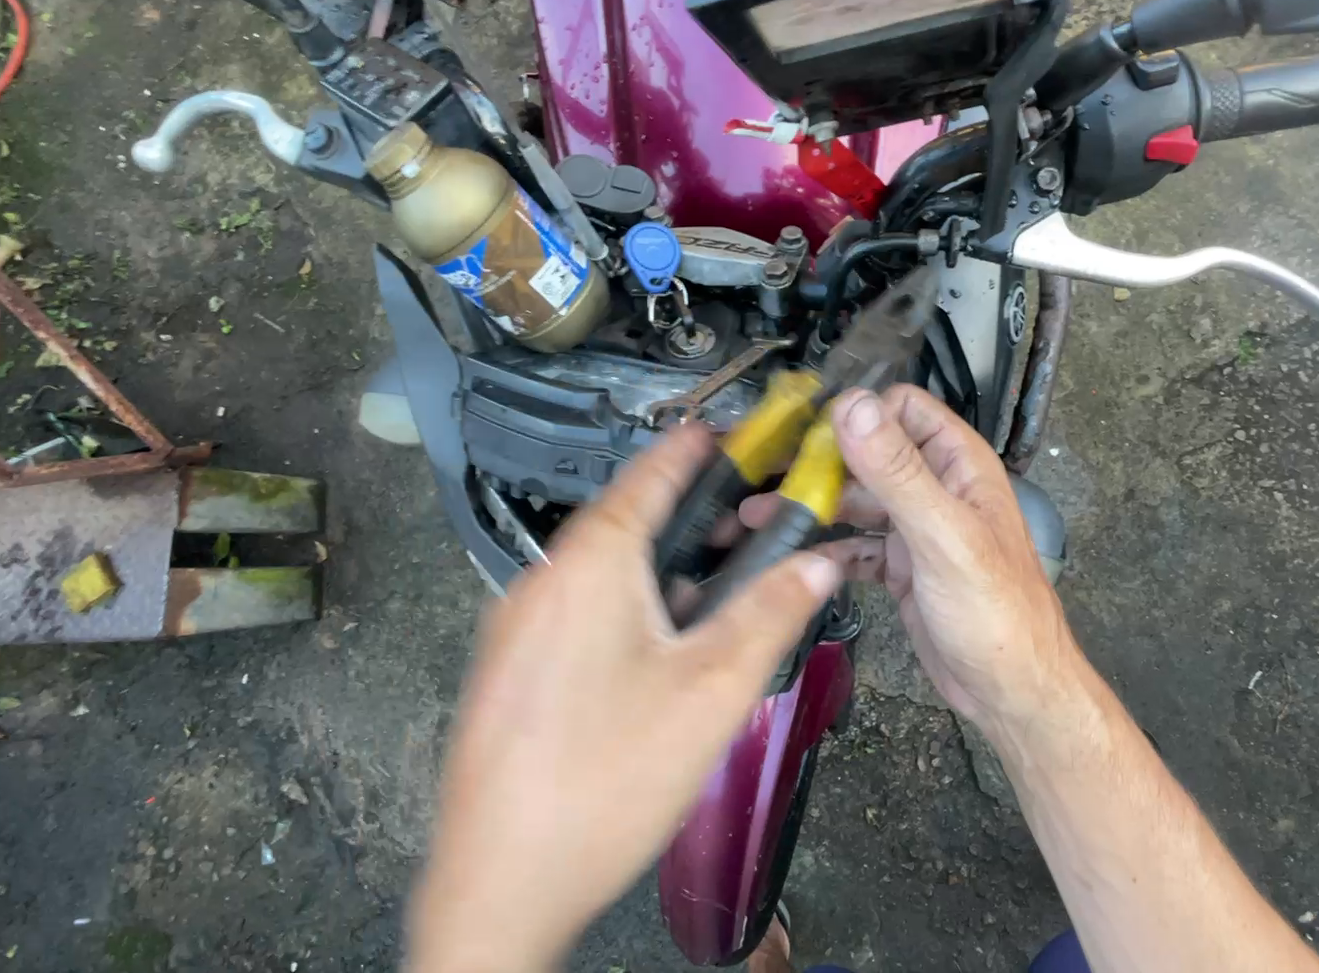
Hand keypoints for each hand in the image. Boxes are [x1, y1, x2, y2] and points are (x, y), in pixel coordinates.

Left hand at [407, 427, 841, 972]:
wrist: (499, 885)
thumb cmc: (609, 776)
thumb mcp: (713, 688)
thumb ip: (772, 612)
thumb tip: (819, 561)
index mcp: (589, 563)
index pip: (649, 476)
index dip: (692, 450)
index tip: (724, 433)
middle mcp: (541, 579)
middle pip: (623, 520)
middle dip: (683, 514)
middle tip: (738, 523)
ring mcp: (514, 625)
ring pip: (598, 568)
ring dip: (654, 562)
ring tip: (707, 585)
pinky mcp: (506, 668)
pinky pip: (574, 607)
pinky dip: (622, 600)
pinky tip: (654, 646)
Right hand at [739, 385, 1078, 732]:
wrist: (1011, 691)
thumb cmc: (992, 609)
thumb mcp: (943, 534)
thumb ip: (897, 471)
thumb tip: (850, 404)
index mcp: (957, 463)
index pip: (901, 409)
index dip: (856, 415)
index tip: (804, 435)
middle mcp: (935, 487)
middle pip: (869, 454)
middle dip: (819, 463)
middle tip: (764, 475)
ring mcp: (916, 528)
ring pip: (856, 501)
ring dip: (813, 506)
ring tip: (759, 515)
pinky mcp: (900, 567)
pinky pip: (855, 546)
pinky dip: (827, 550)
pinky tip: (793, 558)